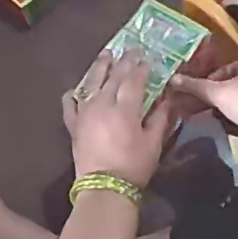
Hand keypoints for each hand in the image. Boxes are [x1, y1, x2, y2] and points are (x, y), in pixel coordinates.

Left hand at [63, 53, 174, 185]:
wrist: (104, 188)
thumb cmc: (134, 167)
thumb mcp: (154, 143)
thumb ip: (160, 118)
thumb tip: (167, 98)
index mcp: (125, 108)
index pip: (134, 79)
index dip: (141, 67)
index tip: (147, 57)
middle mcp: (103, 104)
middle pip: (113, 76)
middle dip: (123, 61)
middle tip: (129, 50)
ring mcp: (85, 113)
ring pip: (91, 83)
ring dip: (99, 67)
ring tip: (106, 55)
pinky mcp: (73, 125)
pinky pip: (70, 104)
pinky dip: (73, 94)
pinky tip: (76, 88)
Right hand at [169, 59, 237, 130]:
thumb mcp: (217, 91)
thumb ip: (195, 86)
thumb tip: (172, 79)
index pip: (221, 71)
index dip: (205, 81)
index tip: (193, 92)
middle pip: (226, 88)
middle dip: (210, 98)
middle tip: (192, 107)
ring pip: (231, 104)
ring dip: (218, 111)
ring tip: (202, 118)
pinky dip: (229, 121)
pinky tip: (218, 126)